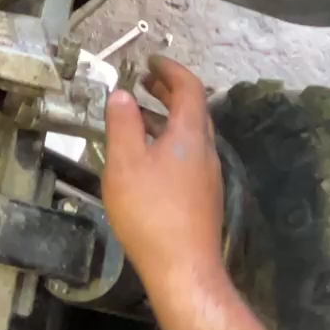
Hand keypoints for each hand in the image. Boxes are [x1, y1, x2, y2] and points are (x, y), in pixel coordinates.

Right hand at [103, 56, 226, 287]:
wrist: (183, 269)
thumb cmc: (151, 212)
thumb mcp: (125, 162)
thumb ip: (122, 124)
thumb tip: (122, 94)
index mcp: (190, 136)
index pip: (189, 89)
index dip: (170, 70)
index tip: (151, 60)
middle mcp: (206, 151)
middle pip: (193, 109)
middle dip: (169, 90)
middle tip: (145, 80)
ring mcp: (207, 176)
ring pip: (190, 133)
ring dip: (166, 116)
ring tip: (138, 114)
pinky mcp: (202, 196)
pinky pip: (187, 154)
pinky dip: (167, 139)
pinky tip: (146, 156)